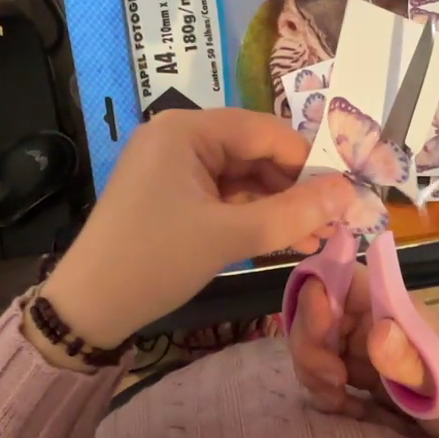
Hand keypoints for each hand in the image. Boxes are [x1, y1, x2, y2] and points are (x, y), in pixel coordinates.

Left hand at [40, 109, 354, 347]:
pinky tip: (285, 241)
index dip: (309, 162)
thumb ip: (292, 213)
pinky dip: (252, 218)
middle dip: (296, 190)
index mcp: (187, 130)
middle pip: (255, 154)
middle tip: (336, 223)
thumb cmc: (154, 260)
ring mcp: (174, 169)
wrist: (89, 307)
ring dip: (279, 208)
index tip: (346, 194)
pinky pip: (223, 198)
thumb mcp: (228, 236)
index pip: (266, 131)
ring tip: (318, 239)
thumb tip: (349, 193)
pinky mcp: (171, 197)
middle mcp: (180, 138)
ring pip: (242, 180)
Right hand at [289, 265, 438, 437]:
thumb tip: (377, 331)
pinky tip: (348, 412)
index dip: (317, 297)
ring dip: (313, 372)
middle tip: (332, 385)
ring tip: (340, 403)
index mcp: (397, 312)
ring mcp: (367, 351)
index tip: (322, 338)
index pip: (341, 279)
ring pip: (314, 344)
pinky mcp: (363, 378)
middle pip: (317, 312)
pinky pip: (323, 374)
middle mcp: (376, 322)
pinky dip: (324, 393)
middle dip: (309, 346)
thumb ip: (411, 364)